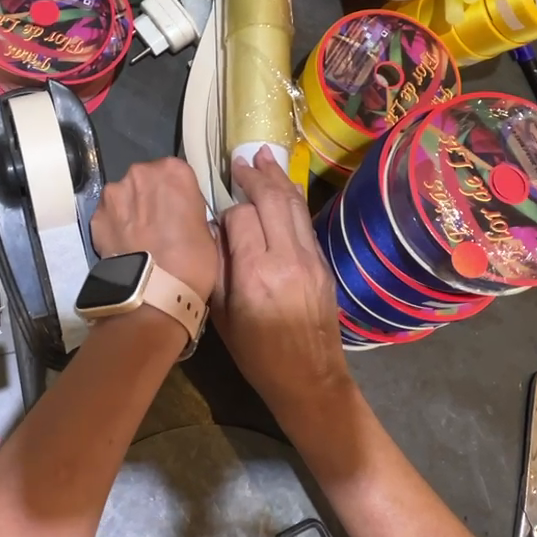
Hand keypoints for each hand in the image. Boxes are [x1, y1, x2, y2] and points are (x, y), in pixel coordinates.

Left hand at [90, 158, 220, 304]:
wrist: (156, 291)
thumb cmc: (192, 260)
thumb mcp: (207, 228)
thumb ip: (190, 209)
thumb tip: (181, 214)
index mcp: (174, 170)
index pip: (176, 173)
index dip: (176, 192)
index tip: (178, 209)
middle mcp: (140, 172)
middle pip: (146, 179)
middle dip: (150, 196)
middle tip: (158, 222)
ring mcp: (114, 192)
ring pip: (123, 195)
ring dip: (130, 209)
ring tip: (138, 236)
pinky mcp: (96, 215)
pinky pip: (108, 216)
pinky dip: (114, 226)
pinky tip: (123, 245)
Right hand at [217, 152, 354, 418]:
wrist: (309, 379)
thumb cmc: (257, 354)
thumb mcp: (222, 315)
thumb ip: (218, 268)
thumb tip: (213, 231)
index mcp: (256, 274)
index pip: (241, 218)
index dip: (227, 212)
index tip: (217, 217)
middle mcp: (287, 259)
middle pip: (273, 201)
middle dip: (255, 177)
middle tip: (241, 158)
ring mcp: (310, 259)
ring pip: (294, 206)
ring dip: (278, 179)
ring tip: (264, 157)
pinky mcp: (323, 263)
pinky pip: (304, 222)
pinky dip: (292, 200)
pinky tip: (283, 188)